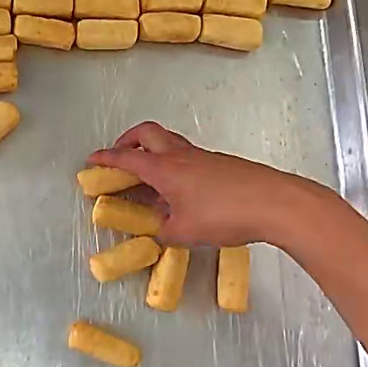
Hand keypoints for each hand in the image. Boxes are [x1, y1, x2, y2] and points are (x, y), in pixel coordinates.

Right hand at [86, 122, 334, 247]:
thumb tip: (158, 232)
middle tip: (120, 156)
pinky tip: (180, 190)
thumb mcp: (184, 233)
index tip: (92, 159)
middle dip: (128, 140)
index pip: (126, 158)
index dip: (106, 158)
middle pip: (147, 132)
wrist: (275, 202)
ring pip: (169, 142)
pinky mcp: (221, 164)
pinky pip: (188, 156)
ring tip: (149, 176)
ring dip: (152, 151)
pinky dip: (174, 164)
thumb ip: (163, 232)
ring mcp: (203, 157)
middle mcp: (181, 156)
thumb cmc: (225, 215)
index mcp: (164, 169)